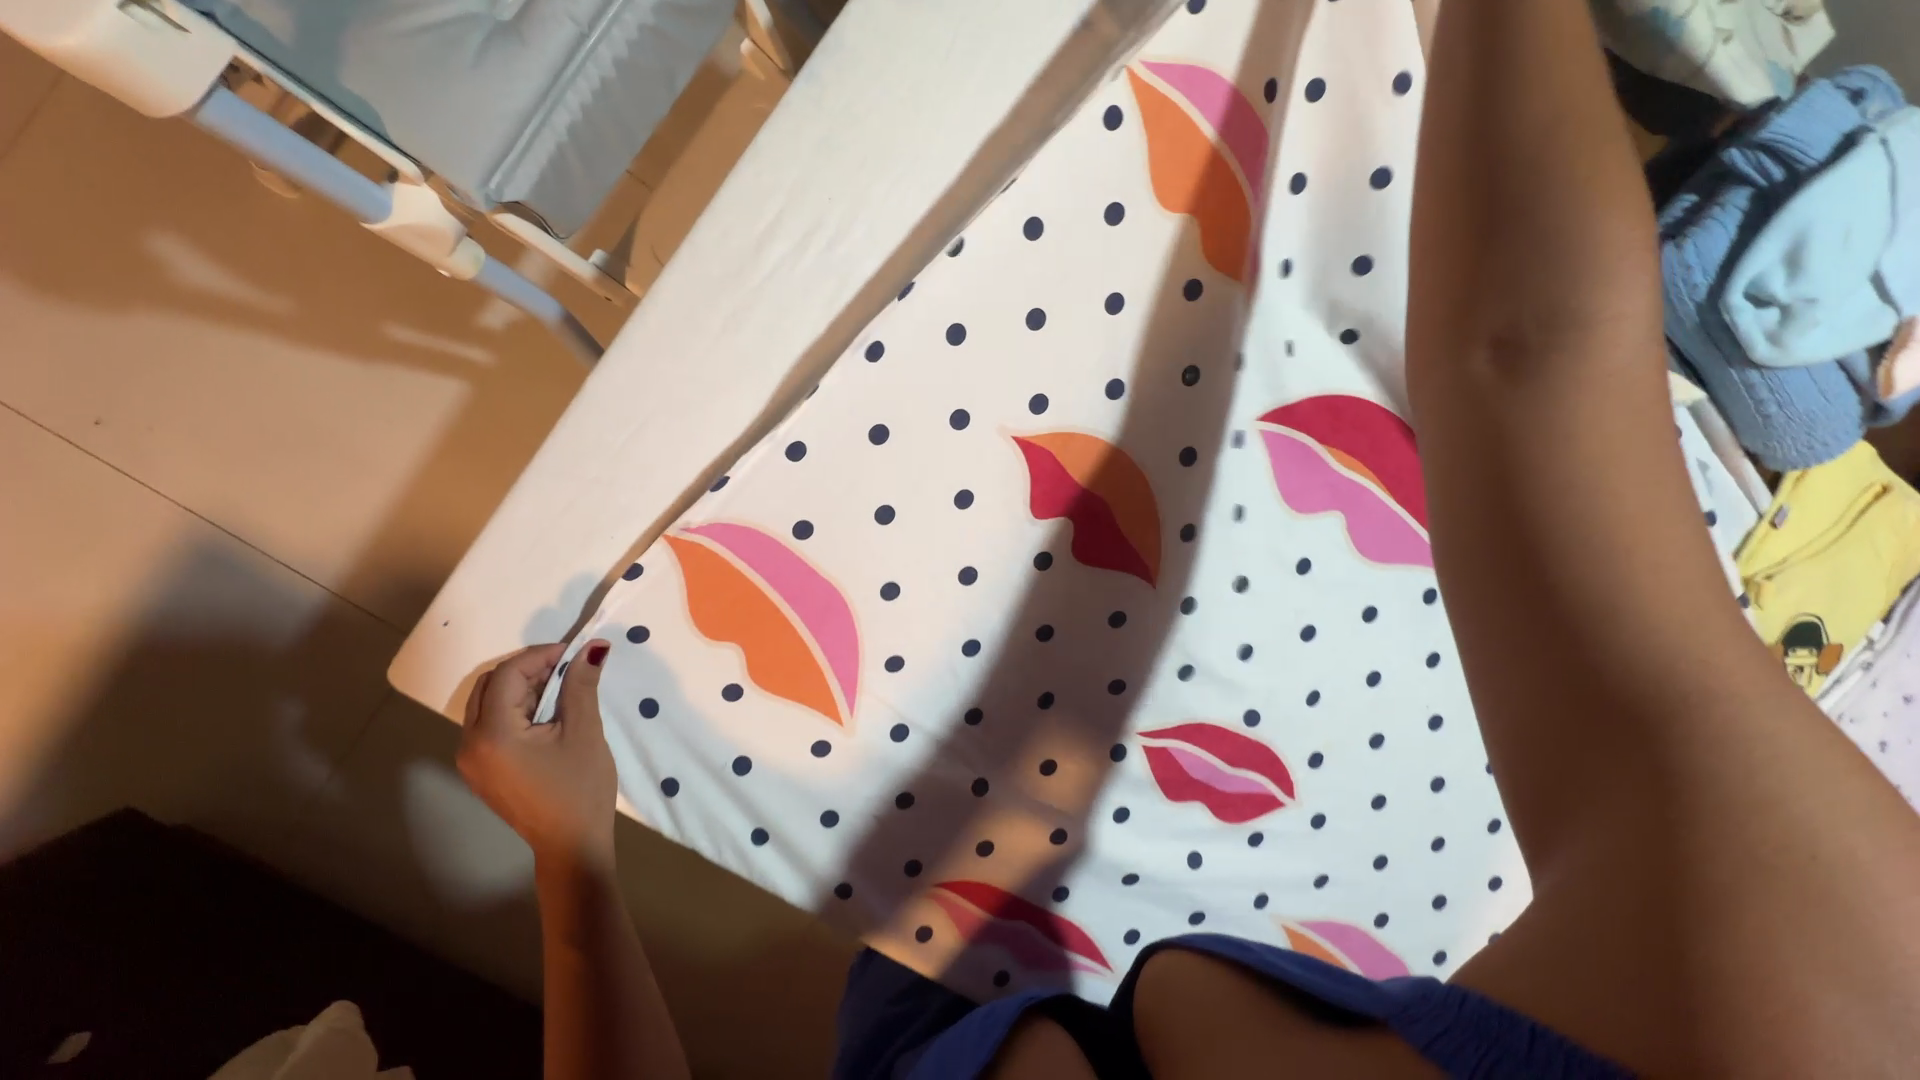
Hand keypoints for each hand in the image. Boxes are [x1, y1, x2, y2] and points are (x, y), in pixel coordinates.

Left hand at [458, 640, 617, 872]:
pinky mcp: (481, 770)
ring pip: (488, 704)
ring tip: (561, 688)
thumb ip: (581, 685)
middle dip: (528, 669)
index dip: (540, 656)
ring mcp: (471, 760)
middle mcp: (469, 744)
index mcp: (493, 734)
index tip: (574, 652)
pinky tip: (546, 714)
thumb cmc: (580, 788)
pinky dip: (515, 709)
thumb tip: (593, 648)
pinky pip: (490, 724)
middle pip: (491, 686)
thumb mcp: (585, 731)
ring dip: (521, 688)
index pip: (507, 675)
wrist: (571, 845)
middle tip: (568, 668)